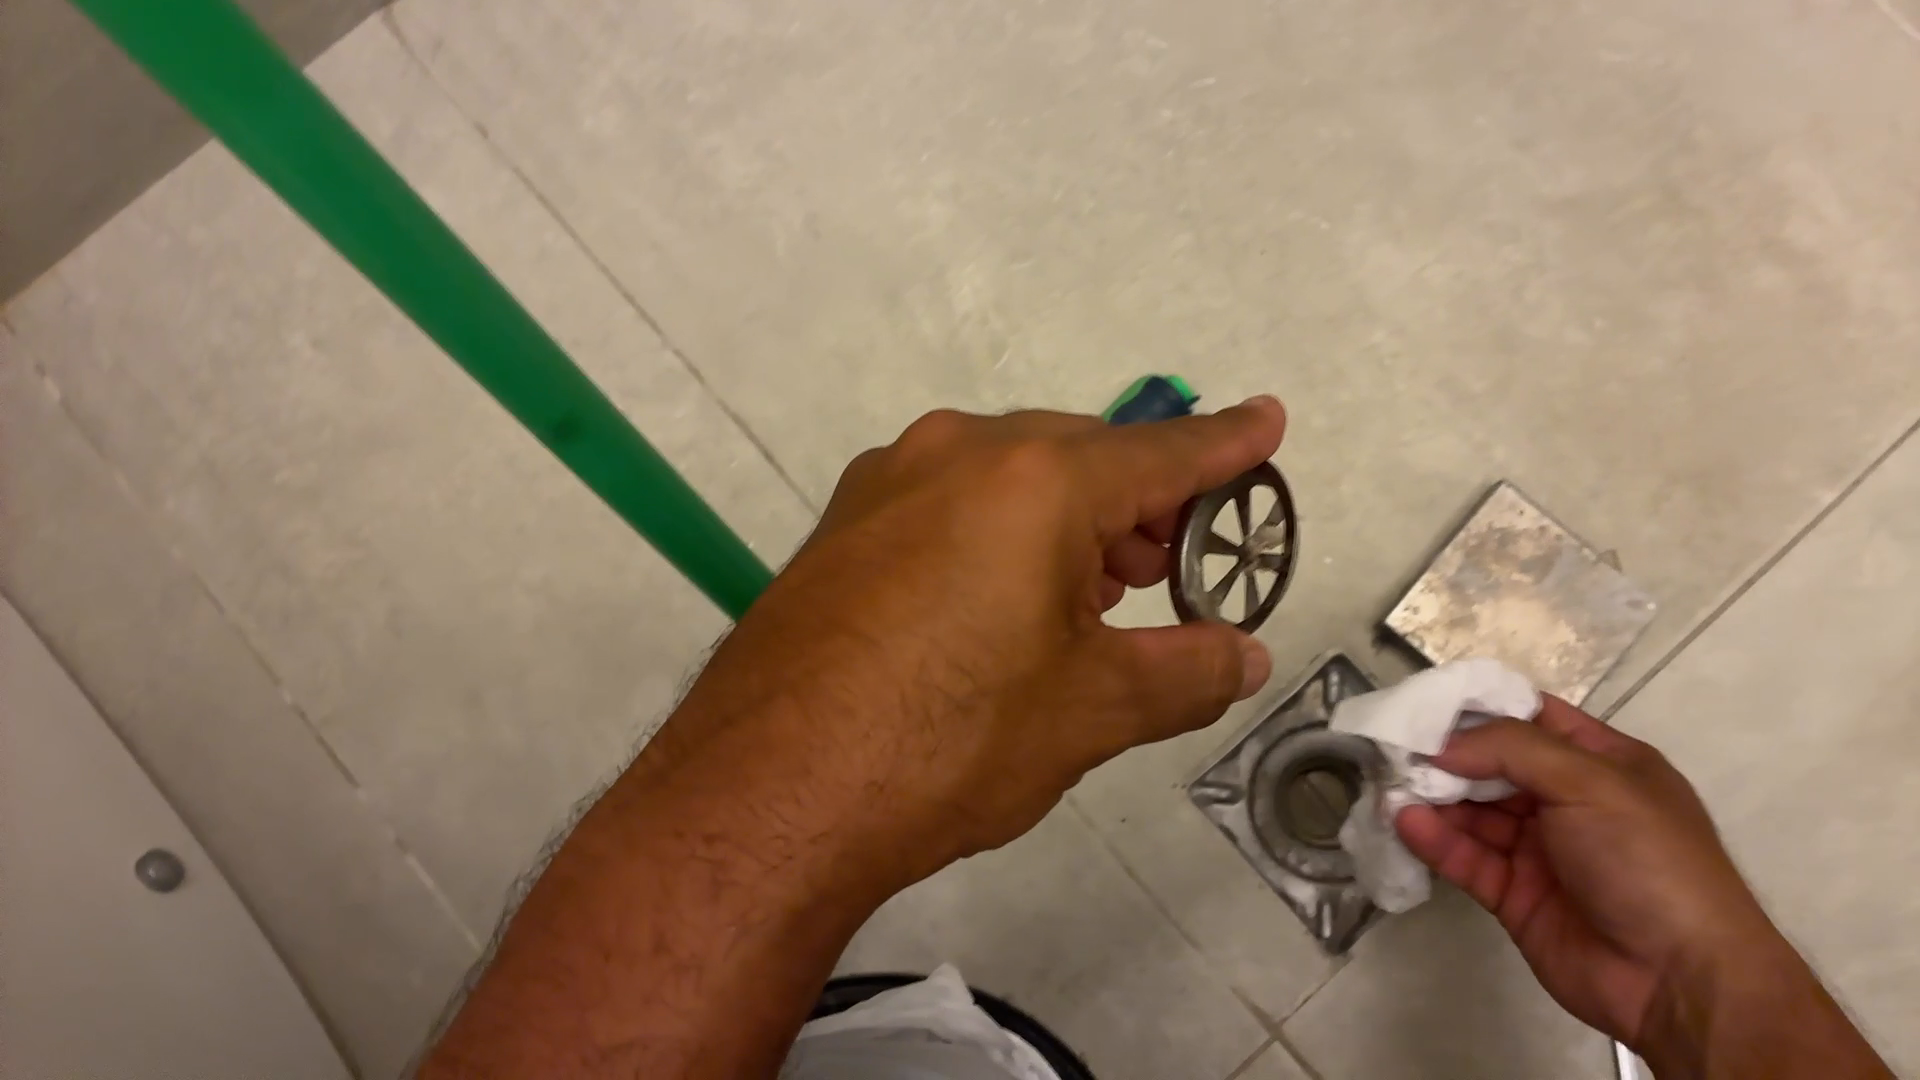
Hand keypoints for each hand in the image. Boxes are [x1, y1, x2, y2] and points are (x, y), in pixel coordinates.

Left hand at [654, 398, 1285, 892]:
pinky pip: (946, 501)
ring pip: (1007, 476)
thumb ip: (1184, 671)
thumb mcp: (1089, 710)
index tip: (1265, 418)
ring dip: (1063, 519)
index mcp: (1033, 480)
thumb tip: (1245, 655)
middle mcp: (955, 452)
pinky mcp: (841, 523)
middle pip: (1078, 458)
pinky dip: (994, 529)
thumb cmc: (948, 741)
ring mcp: (885, 481)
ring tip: (1084, 590)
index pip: (1158, 453)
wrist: (769, 788)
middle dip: (1135, 505)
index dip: (1223, 444)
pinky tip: (993, 596)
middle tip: (1161, 567)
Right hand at [1391, 697, 1783, 1053]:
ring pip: (1469, 810)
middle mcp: (1566, 800)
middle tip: (1392, 745)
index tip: (1423, 700)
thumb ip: (1509, 748)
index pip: (1530, 717)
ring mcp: (1538, 848)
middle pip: (1489, 764)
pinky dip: (1433, 838)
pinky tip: (1406, 822)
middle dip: (1442, 754)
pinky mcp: (1511, 891)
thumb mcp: (1592, 783)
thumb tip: (1439, 746)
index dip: (1479, 706)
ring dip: (1430, 796)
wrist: (1682, 982)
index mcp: (1601, 765)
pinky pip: (1464, 856)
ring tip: (1389, 783)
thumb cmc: (1650, 862)